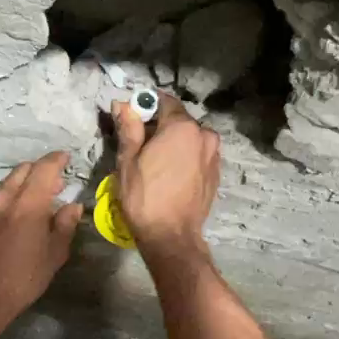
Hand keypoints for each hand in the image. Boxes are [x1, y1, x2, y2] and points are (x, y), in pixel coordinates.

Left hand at [0, 151, 83, 328]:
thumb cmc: (24, 279)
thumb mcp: (54, 255)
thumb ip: (65, 225)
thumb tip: (72, 206)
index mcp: (28, 204)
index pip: (44, 168)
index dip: (57, 160)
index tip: (66, 159)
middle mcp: (3, 198)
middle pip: (23, 170)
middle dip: (40, 171)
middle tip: (54, 184)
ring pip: (6, 184)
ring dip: (22, 184)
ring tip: (34, 199)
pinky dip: (6, 199)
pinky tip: (11, 215)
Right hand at [113, 93, 219, 261]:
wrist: (172, 236)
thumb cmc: (145, 197)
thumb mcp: (128, 161)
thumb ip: (129, 128)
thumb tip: (123, 104)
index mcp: (182, 127)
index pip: (164, 101)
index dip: (146, 106)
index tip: (131, 117)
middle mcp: (204, 134)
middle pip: (178, 120)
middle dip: (159, 126)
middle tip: (139, 145)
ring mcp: (214, 154)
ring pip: (189, 138)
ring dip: (173, 143)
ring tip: (155, 163)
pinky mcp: (215, 173)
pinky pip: (197, 155)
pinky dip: (184, 157)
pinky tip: (170, 175)